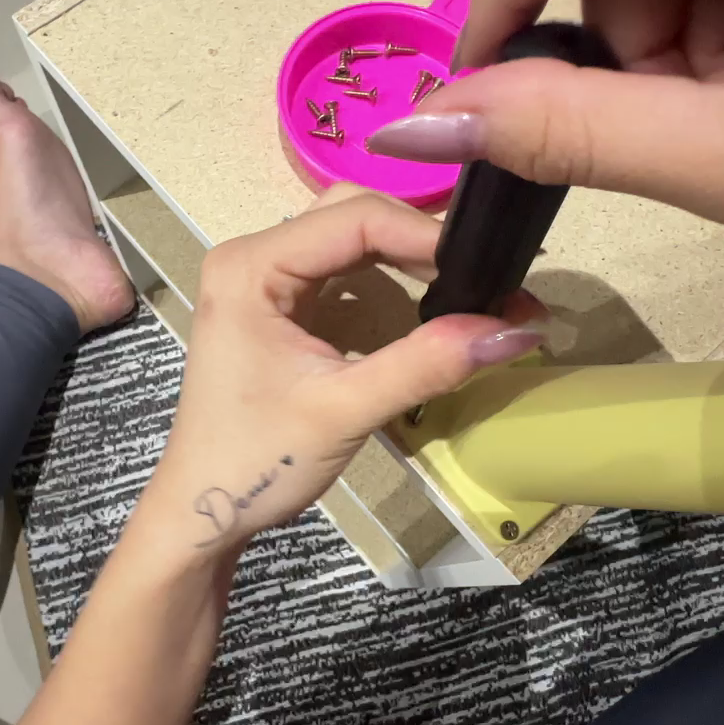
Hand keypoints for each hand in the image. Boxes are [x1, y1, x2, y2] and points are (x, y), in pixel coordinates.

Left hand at [125, 186, 545, 555]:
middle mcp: (253, 256)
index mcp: (251, 266)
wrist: (203, 509)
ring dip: (409, 256)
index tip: (494, 266)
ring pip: (349, 238)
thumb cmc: (258, 461)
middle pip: (352, 215)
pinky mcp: (277, 304)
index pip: (354, 218)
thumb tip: (519, 329)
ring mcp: (263, 278)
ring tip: (471, 285)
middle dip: (421, 240)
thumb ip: (427, 364)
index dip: (428, 236)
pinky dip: (387, 277)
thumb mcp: (344, 410)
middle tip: (487, 274)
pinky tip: (426, 298)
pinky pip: (340, 270)